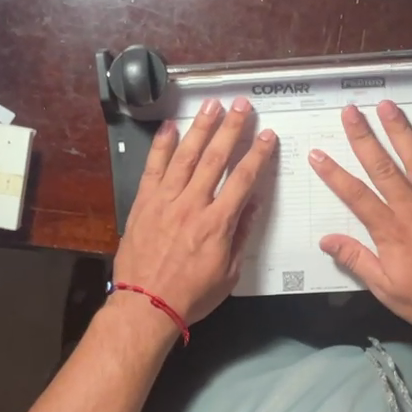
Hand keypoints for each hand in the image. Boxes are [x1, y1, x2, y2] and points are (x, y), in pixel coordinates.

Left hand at [113, 97, 277, 325]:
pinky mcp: (144, 203)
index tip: (267, 136)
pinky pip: (153, 168)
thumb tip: (251, 205)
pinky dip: (161, 146)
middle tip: (241, 105)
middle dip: (231, 128)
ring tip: (211, 105)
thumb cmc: (191, 295)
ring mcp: (165, 201)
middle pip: (216, 158)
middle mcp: (192, 205)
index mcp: (217, 224)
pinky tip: (170, 127)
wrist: (145, 305)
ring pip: (185, 155)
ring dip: (200, 128)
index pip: (243, 180)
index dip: (257, 155)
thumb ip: (241, 235)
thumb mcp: (229, 273)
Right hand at [309, 101, 411, 337]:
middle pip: (383, 168)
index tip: (318, 154)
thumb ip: (357, 260)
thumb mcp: (386, 288)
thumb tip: (327, 240)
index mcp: (390, 231)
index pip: (356, 196)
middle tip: (350, 112)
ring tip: (387, 107)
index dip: (334, 174)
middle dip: (363, 138)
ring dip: (400, 131)